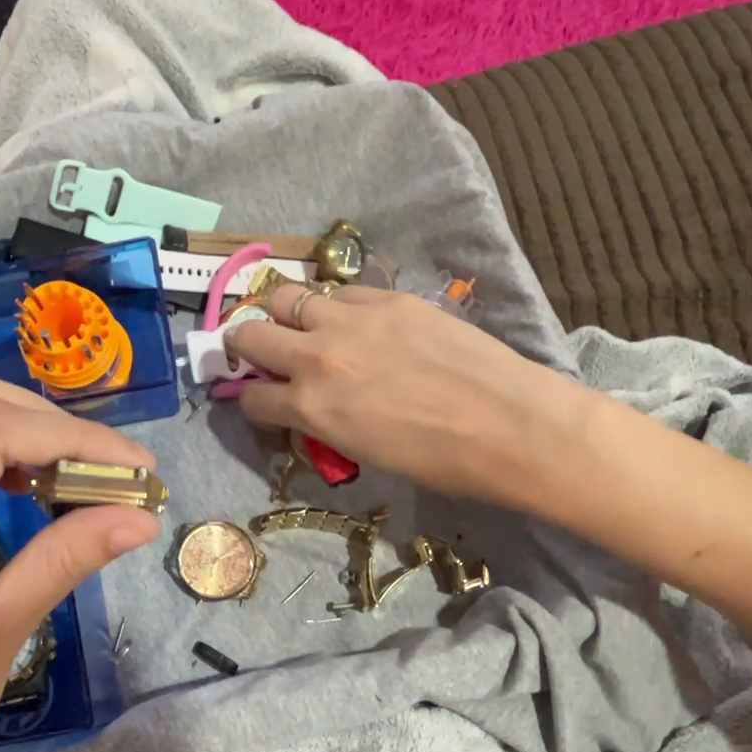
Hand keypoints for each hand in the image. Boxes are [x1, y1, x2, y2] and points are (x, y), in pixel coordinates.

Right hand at [228, 284, 593, 511]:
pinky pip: (341, 291)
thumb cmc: (437, 460)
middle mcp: (317, 357)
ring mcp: (351, 320)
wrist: (506, 423)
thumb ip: (321, 423)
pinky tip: (354, 320)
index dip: (250, 401)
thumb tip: (307, 407)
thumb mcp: (361, 451)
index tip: (260, 400)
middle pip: (250, 335)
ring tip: (302, 326)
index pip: (251, 399)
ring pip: (288, 296)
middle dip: (244, 346)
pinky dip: (335, 305)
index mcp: (310, 408)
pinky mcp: (388, 299)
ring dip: (284, 313)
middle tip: (258, 352)